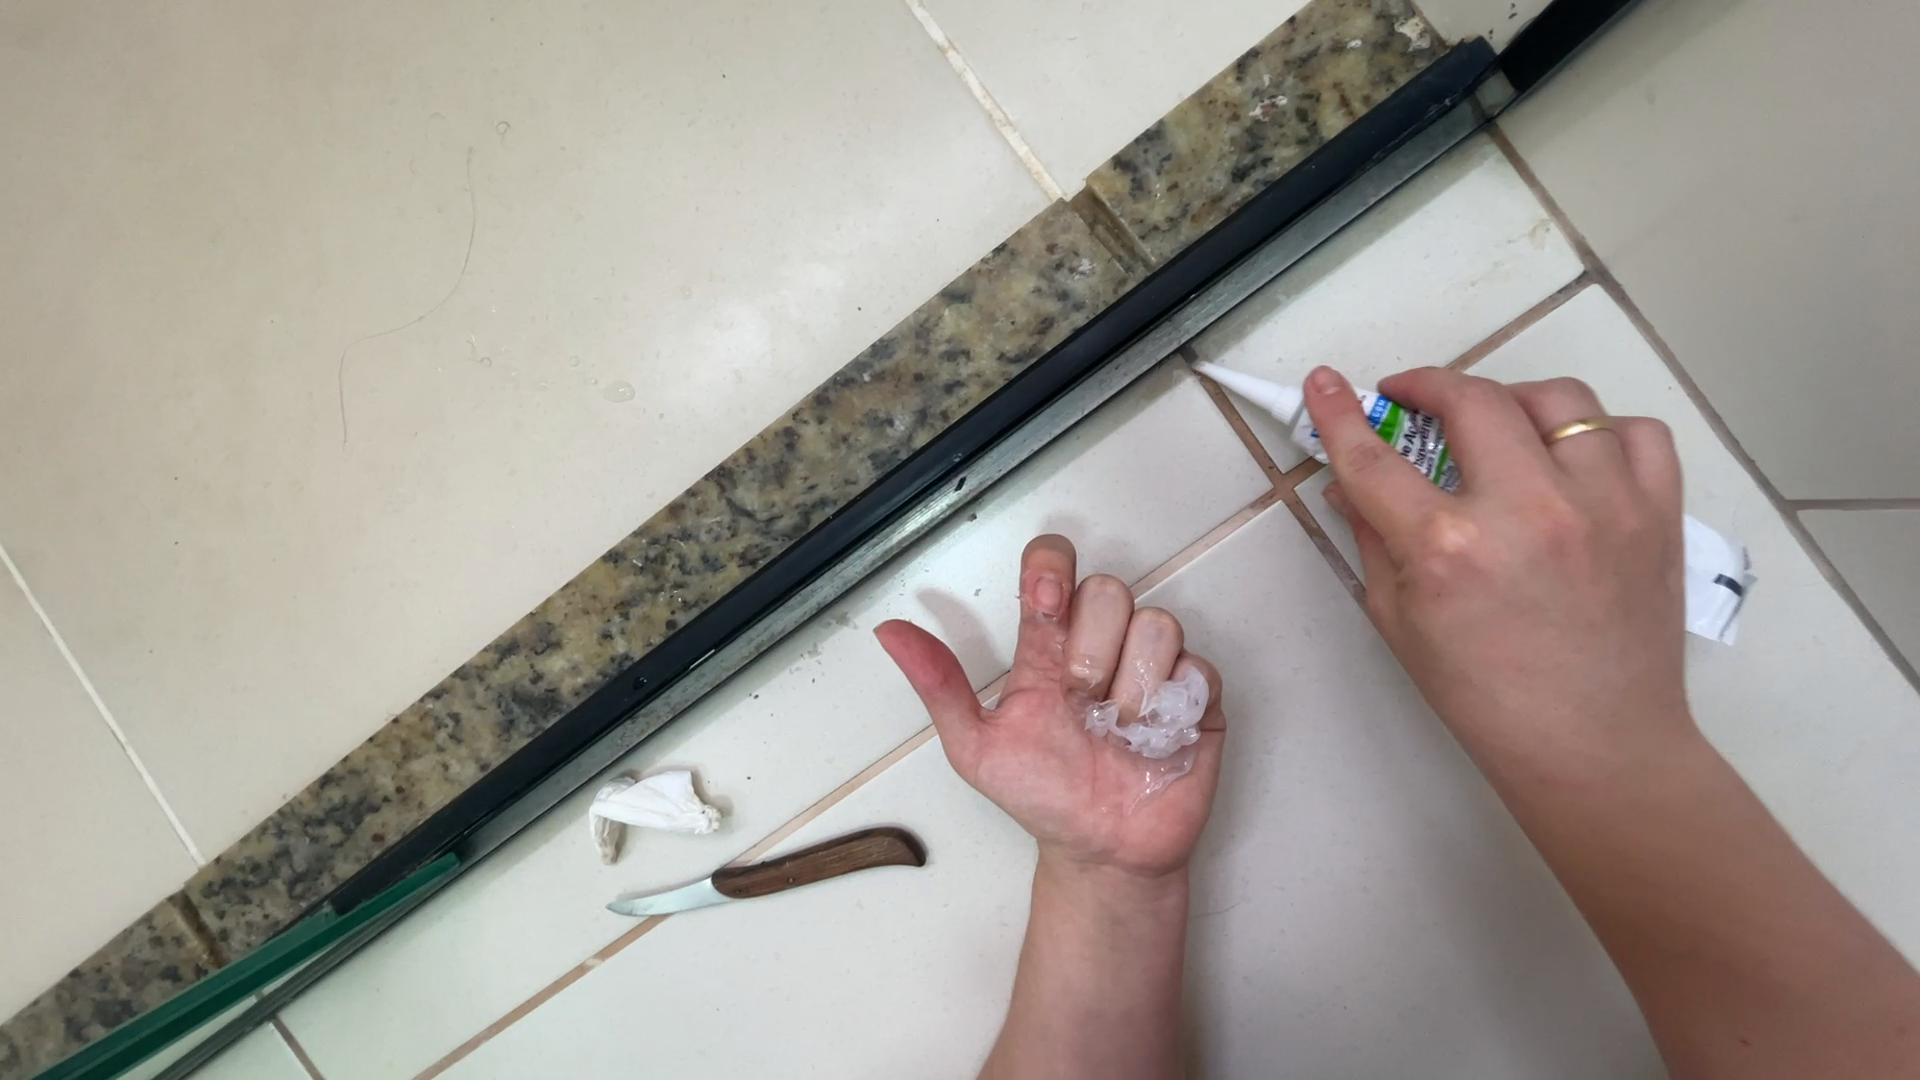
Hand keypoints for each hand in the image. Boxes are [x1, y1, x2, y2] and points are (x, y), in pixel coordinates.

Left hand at [874, 534, 1225, 880]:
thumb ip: (940, 686)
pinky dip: (1170, 708)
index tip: (1044, 606)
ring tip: (1118, 731)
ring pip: (1155, 623)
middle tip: (1081, 704)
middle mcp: (1101, 644)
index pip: (1052, 570)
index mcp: (1049, 646)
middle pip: (1108, 590)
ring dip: (1132, 689)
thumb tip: (889, 632)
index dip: (1051, 570)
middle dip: (1091, 653)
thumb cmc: (1042, 795)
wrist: (1103, 851)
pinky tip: (1152, 740)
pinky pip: (1196, 667)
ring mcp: (1150, 666)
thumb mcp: (977, 746)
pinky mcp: (1195, 694)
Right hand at [1305, 365, 1692, 779]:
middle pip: (1470, 402)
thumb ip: (1370, 537)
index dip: (1339, 414)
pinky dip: (1593, 429)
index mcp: (1447, 546)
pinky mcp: (1657, 513)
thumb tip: (1348, 483)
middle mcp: (1526, 510)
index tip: (1322, 379)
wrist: (1591, 741)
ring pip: (1558, 400)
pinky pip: (1632, 432)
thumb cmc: (1474, 689)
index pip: (1373, 460)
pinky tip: (1566, 455)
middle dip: (1426, 384)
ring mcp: (1603, 505)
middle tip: (1405, 397)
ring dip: (1507, 398)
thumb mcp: (1395, 615)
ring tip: (1489, 422)